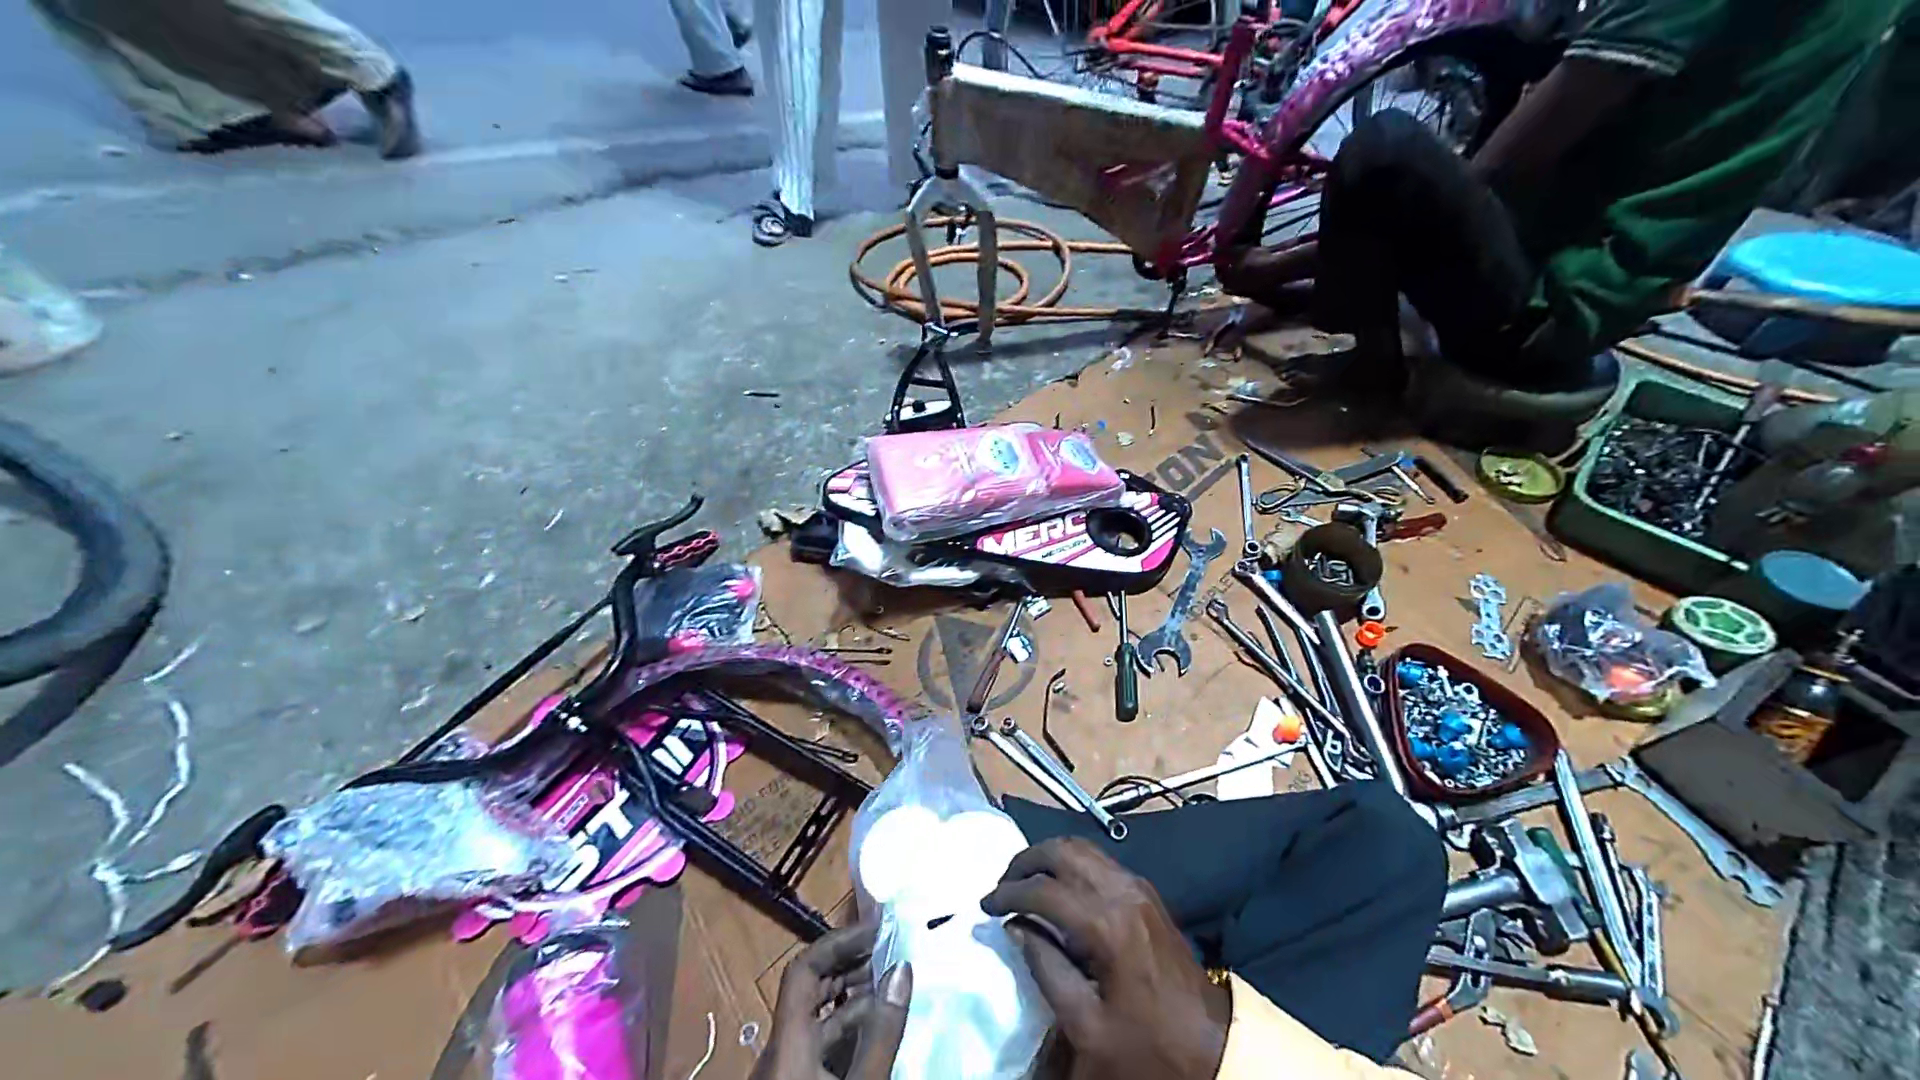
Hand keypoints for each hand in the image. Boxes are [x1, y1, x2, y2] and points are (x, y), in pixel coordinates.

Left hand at [750, 920, 912, 1079]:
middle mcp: (777, 1046)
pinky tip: (872, 1021)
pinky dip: (843, 1020)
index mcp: (787, 1040)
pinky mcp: (791, 1079)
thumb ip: (882, 1030)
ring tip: (886, 977)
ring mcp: (781, 1066)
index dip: (838, 942)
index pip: (803, 968)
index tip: (873, 929)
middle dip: (847, 961)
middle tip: (885, 946)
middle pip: (808, 986)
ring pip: (812, 1013)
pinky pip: (814, 1037)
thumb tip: (902, 968)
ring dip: (848, 991)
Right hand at [983, 838, 1229, 1079]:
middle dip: (1025, 861)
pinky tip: (1058, 887)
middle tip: (1002, 885)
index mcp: (1106, 924)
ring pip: (1082, 847)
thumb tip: (1017, 928)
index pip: (1043, 890)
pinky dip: (1071, 862)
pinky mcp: (1147, 892)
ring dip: (1048, 857)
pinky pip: (1100, 860)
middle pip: (1062, 850)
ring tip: (1024, 882)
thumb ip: (1046, 970)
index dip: (1008, 893)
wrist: (1215, 1048)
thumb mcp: (1087, 1027)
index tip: (985, 906)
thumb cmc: (1147, 1046)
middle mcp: (1122, 891)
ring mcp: (1138, 887)